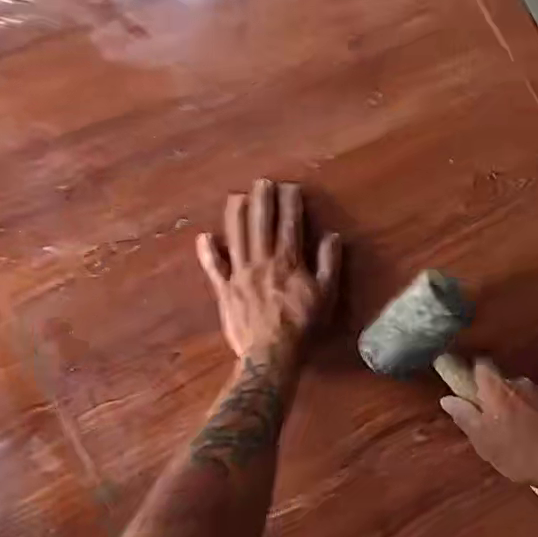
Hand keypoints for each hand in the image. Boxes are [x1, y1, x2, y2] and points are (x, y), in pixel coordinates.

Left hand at [196, 179, 341, 360]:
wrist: (271, 354)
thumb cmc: (304, 327)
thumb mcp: (327, 296)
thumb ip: (329, 264)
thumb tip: (332, 236)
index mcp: (289, 262)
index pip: (290, 225)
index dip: (290, 204)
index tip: (291, 187)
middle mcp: (262, 262)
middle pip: (260, 224)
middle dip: (262, 200)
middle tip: (262, 182)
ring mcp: (240, 275)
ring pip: (236, 237)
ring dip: (236, 214)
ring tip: (237, 196)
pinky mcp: (225, 291)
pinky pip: (214, 268)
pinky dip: (208, 252)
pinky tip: (205, 237)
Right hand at [439, 360, 537, 488]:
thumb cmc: (521, 455)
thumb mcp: (484, 441)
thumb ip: (465, 417)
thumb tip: (448, 399)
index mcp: (497, 389)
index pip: (480, 365)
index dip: (472, 375)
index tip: (469, 391)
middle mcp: (521, 383)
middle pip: (501, 381)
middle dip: (494, 397)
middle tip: (491, 423)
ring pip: (522, 393)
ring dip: (516, 407)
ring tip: (516, 435)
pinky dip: (535, 415)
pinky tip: (536, 436)